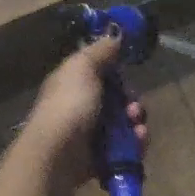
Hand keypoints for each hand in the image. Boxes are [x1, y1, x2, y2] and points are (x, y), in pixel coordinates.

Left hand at [23, 36, 147, 160]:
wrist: (57, 155)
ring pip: (124, 127)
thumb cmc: (69, 106)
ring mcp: (90, 136)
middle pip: (118, 103)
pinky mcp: (99, 160)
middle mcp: (81, 109)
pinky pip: (124, 151)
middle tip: (133, 109)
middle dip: (133, 104)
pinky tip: (137, 144)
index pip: (102, 76)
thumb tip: (115, 34)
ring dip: (137, 126)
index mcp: (73, 85)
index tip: (128, 77)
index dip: (119, 76)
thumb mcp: (82, 67)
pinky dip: (134, 147)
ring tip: (137, 129)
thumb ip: (100, 51)